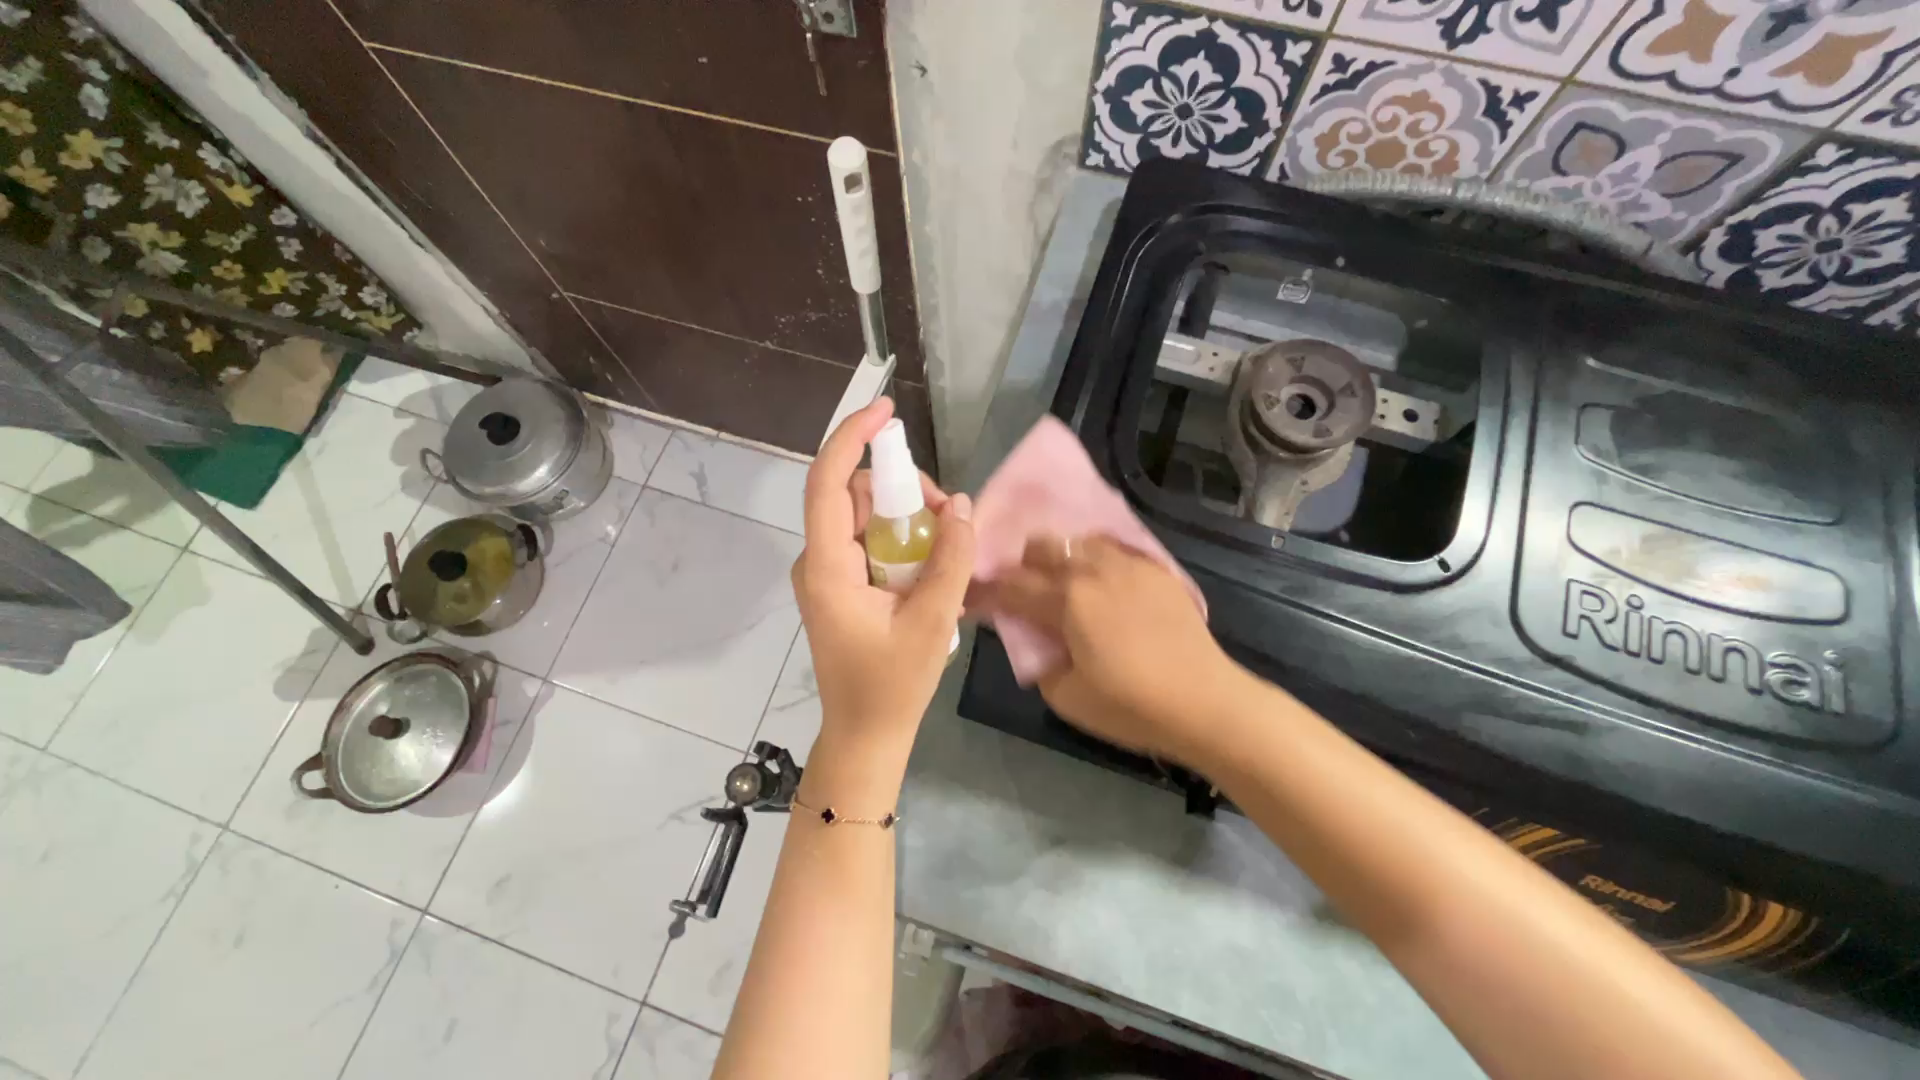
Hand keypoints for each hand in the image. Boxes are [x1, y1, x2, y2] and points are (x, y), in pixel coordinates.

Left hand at [792, 398, 974, 758]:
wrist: (866, 734)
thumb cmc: (892, 686)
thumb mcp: (932, 623)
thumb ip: (951, 560)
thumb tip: (963, 507)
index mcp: (826, 568)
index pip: (827, 483)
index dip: (853, 439)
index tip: (887, 413)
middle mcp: (818, 561)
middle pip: (854, 495)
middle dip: (904, 490)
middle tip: (950, 518)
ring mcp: (827, 572)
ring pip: (865, 516)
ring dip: (909, 517)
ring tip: (949, 548)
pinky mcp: (841, 583)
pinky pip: (870, 541)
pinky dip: (903, 540)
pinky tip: (934, 566)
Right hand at [984, 535, 1248, 765]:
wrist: (1206, 703)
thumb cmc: (1131, 706)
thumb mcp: (1066, 696)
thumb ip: (1039, 659)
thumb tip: (1034, 639)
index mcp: (1067, 598)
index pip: (1010, 586)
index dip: (984, 591)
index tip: (971, 598)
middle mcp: (1094, 569)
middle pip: (1042, 546)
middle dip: (1022, 565)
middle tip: (1020, 593)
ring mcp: (1130, 564)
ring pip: (1079, 541)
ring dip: (1060, 557)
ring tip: (1061, 584)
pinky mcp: (1157, 570)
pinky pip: (1115, 549)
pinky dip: (1096, 559)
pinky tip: (1100, 583)